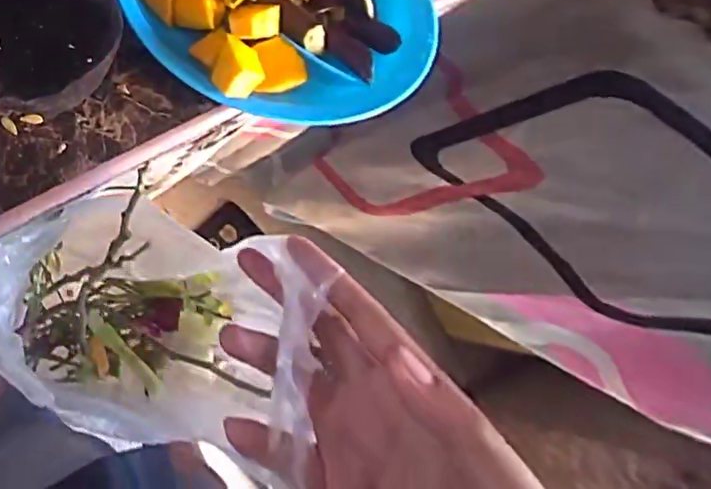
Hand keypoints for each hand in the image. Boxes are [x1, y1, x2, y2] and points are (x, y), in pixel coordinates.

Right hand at [221, 238, 540, 488]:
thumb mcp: (482, 458)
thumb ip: (443, 408)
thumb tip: (396, 354)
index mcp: (404, 385)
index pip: (361, 317)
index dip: (325, 278)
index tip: (290, 245)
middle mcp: (369, 401)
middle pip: (317, 335)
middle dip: (281, 295)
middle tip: (245, 262)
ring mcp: (348, 441)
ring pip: (293, 384)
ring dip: (261, 357)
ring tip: (229, 341)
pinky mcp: (331, 480)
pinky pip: (288, 452)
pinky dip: (259, 438)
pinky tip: (235, 427)